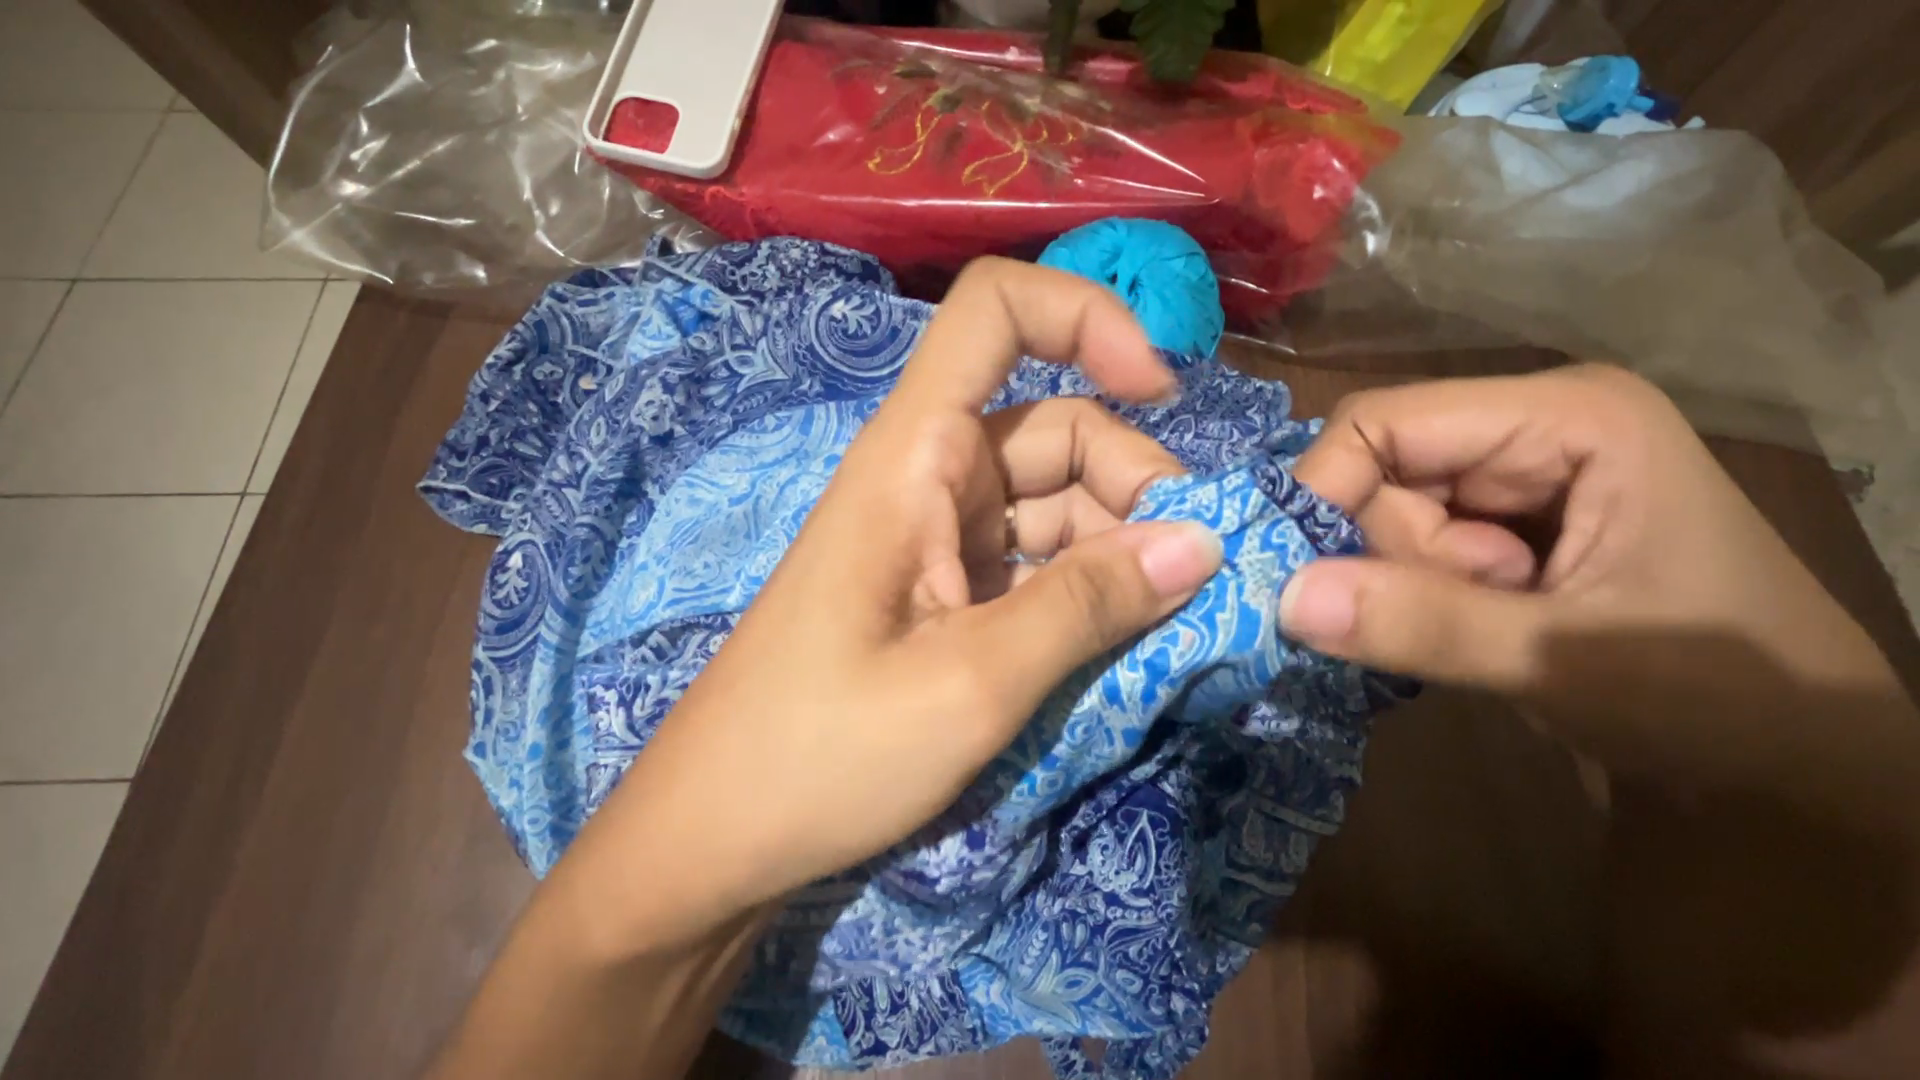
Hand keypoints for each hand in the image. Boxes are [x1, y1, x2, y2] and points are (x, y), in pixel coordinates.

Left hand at [566, 258, 1224, 945]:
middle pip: (1056, 426)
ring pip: (1055, 502)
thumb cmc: (824, 752)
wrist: (717, 836)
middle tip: (1193, 574)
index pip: (994, 311)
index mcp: (914, 455)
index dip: (1088, 319)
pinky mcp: (943, 595)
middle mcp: (928, 476)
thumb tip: (1202, 544)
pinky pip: (1034, 564)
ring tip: (1169, 620)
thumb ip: (1090, 605)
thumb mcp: (972, 681)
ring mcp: (936, 538)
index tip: (1162, 396)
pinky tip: (1123, 639)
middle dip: (1135, 481)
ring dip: (1120, 546)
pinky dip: (1085, 589)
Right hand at [1278, 364, 1904, 781]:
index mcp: (1566, 417)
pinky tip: (1481, 627)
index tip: (1299, 578)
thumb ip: (1425, 625)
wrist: (1796, 766)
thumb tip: (1282, 600)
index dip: (1326, 490)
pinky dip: (1418, 596)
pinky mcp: (1503, 528)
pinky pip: (1409, 549)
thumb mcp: (1568, 660)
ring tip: (1498, 626)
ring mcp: (1517, 479)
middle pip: (1381, 469)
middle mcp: (1532, 429)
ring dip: (1411, 584)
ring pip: (1386, 516)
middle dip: (1395, 554)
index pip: (1385, 422)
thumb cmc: (1720, 696)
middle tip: (1474, 611)